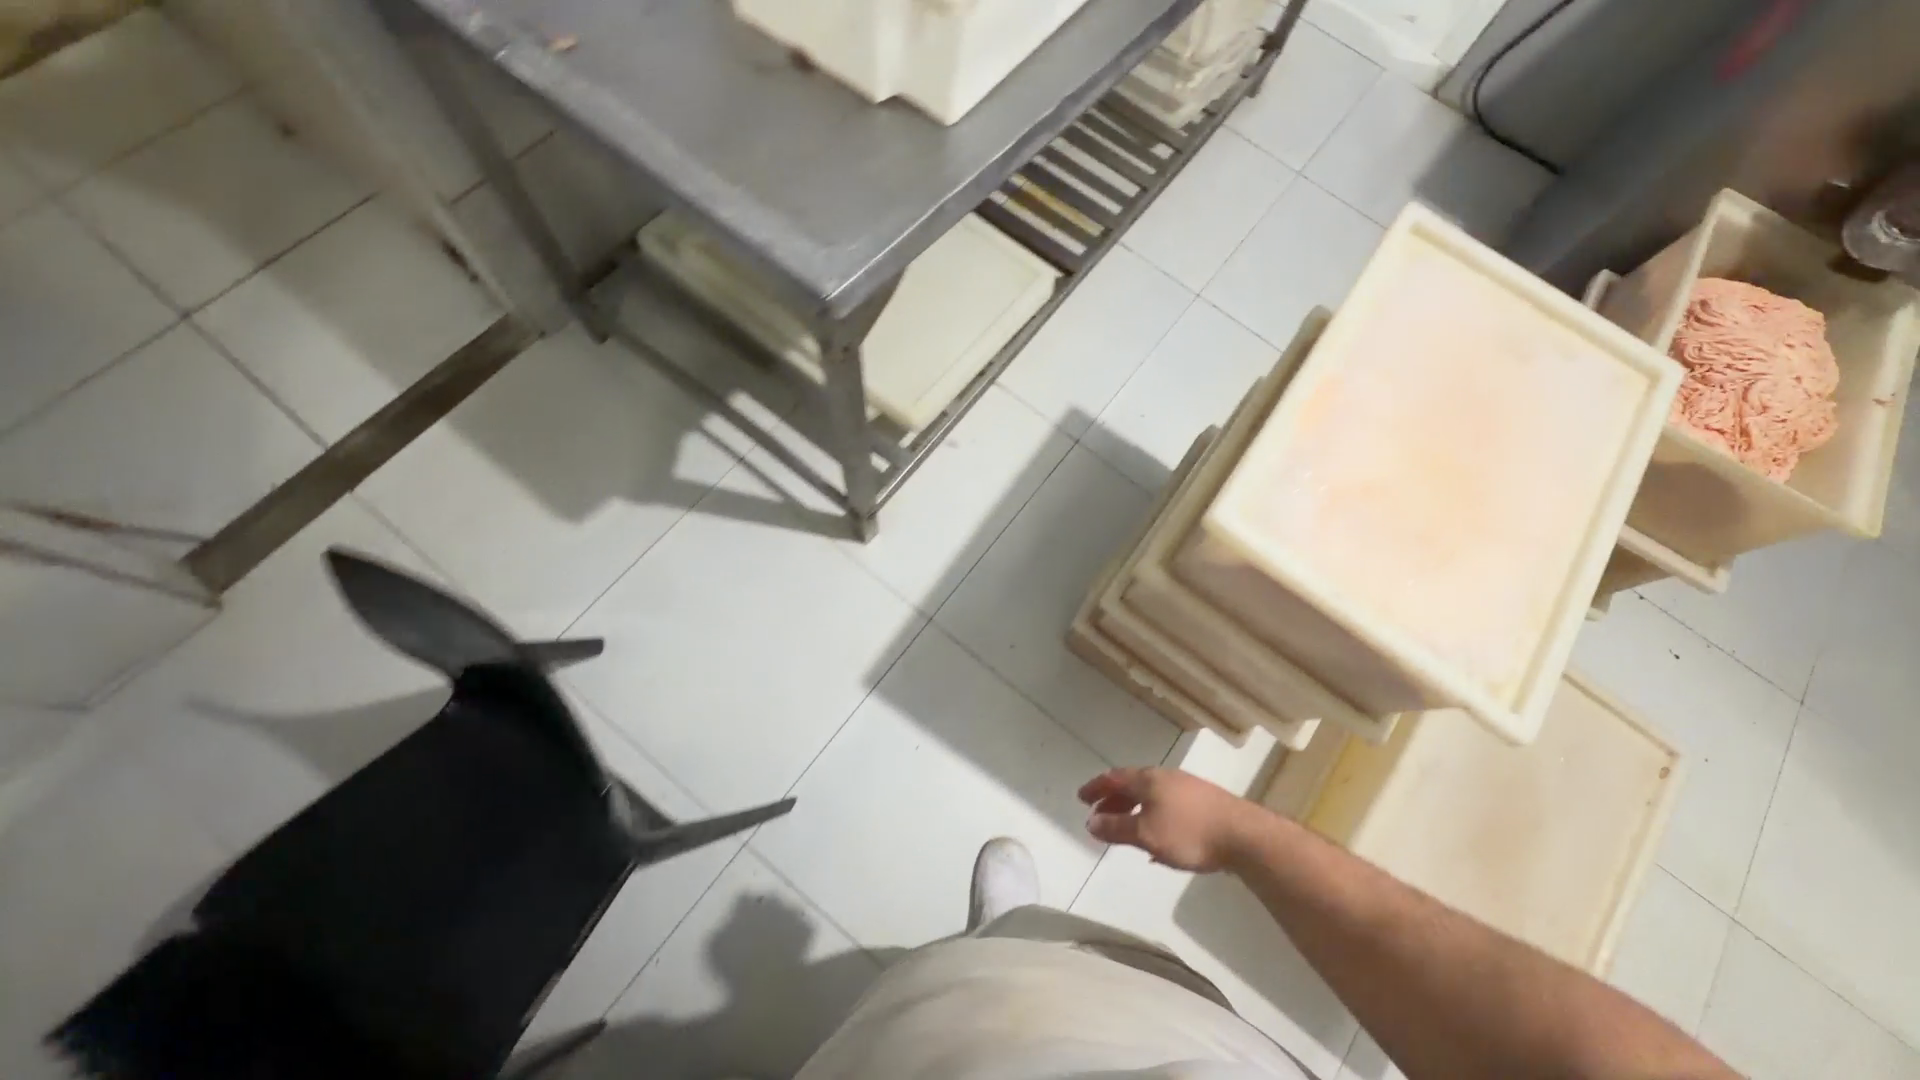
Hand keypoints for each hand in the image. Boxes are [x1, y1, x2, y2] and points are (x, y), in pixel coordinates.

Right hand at [1077, 767, 1262, 872]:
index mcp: (1149, 780)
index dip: (1096, 787)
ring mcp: (1188, 789)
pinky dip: (1154, 818)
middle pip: (1133, 786)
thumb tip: (1091, 822)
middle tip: (1100, 817)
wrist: (1244, 836)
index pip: (1114, 778)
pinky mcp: (1205, 804)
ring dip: (1134, 811)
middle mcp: (1167, 778)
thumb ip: (1116, 828)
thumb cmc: (1189, 832)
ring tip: (1126, 831)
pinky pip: (1169, 807)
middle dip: (1114, 800)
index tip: (1082, 799)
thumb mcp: (1145, 834)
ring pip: (1152, 797)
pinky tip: (1158, 842)